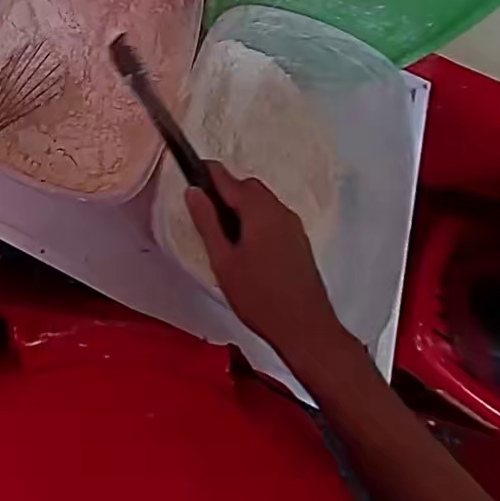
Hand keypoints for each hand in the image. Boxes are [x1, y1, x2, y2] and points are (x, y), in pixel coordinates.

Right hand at [186, 161, 352, 365]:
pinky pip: (273, 216)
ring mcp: (293, 225)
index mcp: (259, 210)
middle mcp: (279, 210)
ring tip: (223, 231)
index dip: (208, 172)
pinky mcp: (299, 240)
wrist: (307, 330)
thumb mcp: (223, 260)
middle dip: (226, 190)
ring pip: (263, 201)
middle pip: (249, 187)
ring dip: (242, 205)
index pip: (228, 179)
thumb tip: (193, 191)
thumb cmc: (259, 297)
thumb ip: (206, 221)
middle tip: (205, 209)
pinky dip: (256, 218)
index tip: (192, 170)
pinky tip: (246, 244)